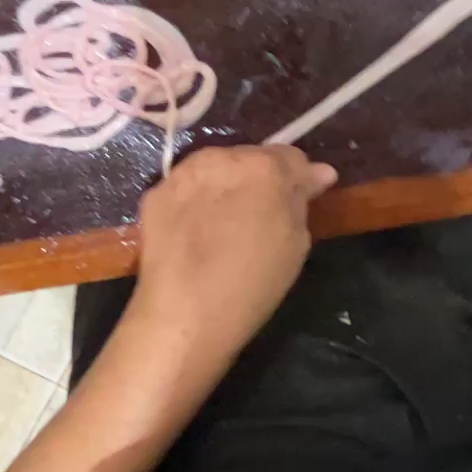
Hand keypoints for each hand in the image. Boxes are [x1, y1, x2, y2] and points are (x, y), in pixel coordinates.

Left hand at [128, 145, 338, 355]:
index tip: (305, 199)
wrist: (183, 314)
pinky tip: (197, 232)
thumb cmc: (252, 285)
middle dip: (261, 181)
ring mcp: (182, 173)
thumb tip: (317, 173)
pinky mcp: (154, 194)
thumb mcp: (296, 245)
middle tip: (263, 216)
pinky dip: (196, 203)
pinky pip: (187, 190)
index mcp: (264, 167)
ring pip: (216, 170)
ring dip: (227, 187)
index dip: (300, 179)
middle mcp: (221, 157)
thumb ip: (301, 200)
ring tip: (227, 224)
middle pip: (251, 159)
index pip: (292, 158)